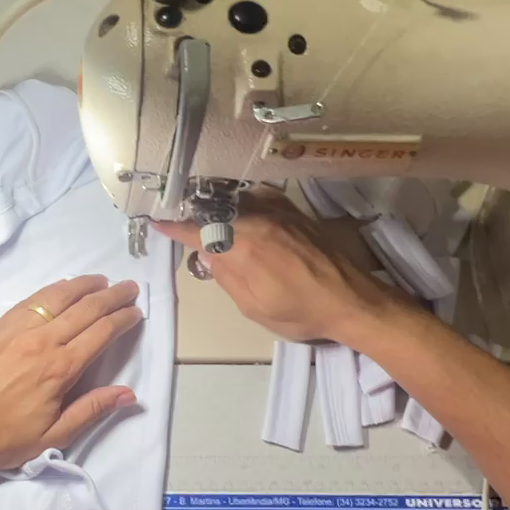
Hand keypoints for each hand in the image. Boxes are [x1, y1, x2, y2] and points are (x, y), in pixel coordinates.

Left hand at [0, 275, 143, 479]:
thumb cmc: (5, 439)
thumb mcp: (55, 435)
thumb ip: (92, 409)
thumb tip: (129, 394)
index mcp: (59, 369)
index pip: (101, 333)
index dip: (122, 320)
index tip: (136, 312)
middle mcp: (41, 342)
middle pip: (85, 309)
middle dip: (112, 296)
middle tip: (130, 287)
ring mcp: (17, 330)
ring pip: (57, 297)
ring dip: (84, 285)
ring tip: (102, 281)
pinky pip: (31, 300)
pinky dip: (53, 290)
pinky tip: (64, 287)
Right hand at [154, 190, 412, 343]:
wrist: (352, 299)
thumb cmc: (302, 312)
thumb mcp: (254, 307)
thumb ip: (227, 277)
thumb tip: (208, 256)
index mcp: (244, 247)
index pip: (199, 232)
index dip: (175, 227)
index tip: (158, 222)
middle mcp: (259, 221)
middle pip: (215, 208)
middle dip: (194, 213)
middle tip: (178, 217)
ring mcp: (279, 212)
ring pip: (237, 200)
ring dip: (218, 207)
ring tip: (207, 216)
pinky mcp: (294, 211)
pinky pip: (260, 197)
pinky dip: (244, 202)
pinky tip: (242, 214)